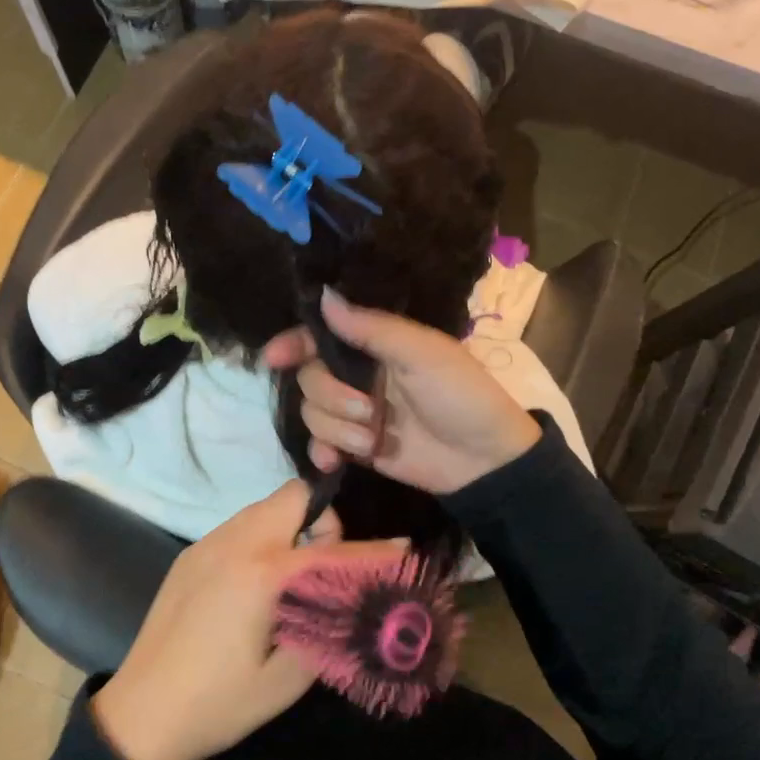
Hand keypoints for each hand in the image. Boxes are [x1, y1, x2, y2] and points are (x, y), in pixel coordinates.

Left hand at [92, 482, 365, 759]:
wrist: (140, 714)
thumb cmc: (218, 704)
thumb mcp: (286, 680)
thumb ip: (328, 630)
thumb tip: (356, 606)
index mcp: (262, 574)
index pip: (332, 552)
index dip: (372, 552)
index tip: (403, 548)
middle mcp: (235, 543)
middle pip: (293, 497)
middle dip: (322, 520)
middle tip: (328, 564)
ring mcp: (207, 544)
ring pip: (264, 507)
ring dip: (291, 526)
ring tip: (295, 575)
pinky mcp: (190, 554)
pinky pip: (239, 525)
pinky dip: (262, 537)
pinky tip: (258, 582)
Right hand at [263, 289, 540, 494]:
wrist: (485, 460)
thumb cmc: (460, 395)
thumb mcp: (421, 353)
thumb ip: (370, 328)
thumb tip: (324, 296)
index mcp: (376, 345)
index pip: (321, 337)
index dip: (293, 343)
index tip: (273, 358)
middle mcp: (360, 375)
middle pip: (311, 378)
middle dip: (332, 397)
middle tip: (368, 411)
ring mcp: (357, 413)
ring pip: (313, 413)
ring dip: (337, 429)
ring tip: (371, 440)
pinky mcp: (357, 448)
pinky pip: (320, 445)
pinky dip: (324, 453)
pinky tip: (335, 463)